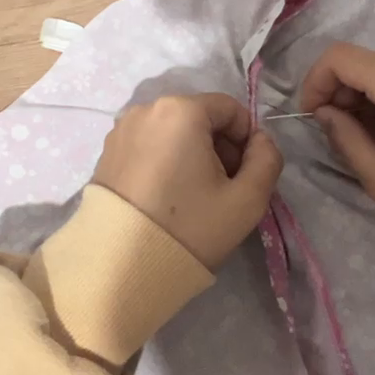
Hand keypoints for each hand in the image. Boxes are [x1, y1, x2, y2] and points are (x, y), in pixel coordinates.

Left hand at [92, 93, 283, 267]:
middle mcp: (147, 108)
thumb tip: (260, 142)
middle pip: (201, 118)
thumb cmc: (189, 227)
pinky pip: (149, 145)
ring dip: (193, 155)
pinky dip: (166, 161)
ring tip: (193, 197)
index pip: (231, 109)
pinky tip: (166, 197)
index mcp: (181, 109)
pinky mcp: (107, 152)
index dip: (246, 140)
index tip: (244, 176)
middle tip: (222, 189)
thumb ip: (267, 160)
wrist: (120, 266)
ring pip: (174, 132)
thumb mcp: (247, 200)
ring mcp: (122, 129)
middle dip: (219, 148)